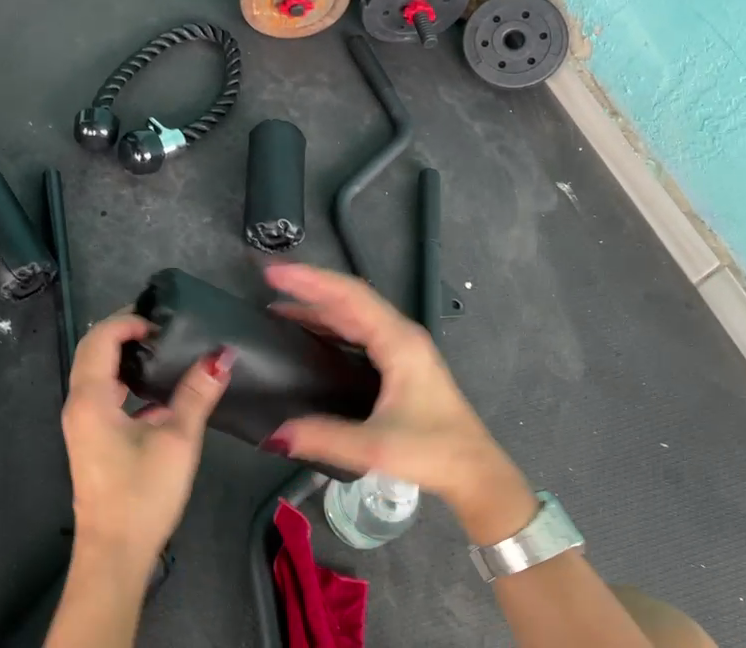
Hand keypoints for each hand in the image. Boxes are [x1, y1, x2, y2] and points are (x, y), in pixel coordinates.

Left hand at [60, 311, 232, 575]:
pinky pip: (102, 393)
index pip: (100, 338)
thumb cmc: (142, 493)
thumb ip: (197, 394)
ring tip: (162, 351)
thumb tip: (221, 356)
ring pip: (96, 372)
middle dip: (123, 332)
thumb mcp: (177, 439)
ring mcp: (81, 423)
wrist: (115, 555)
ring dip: (124, 356)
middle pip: (93, 350)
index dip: (128, 321)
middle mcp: (78, 404)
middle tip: (162, 328)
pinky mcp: (90, 439)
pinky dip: (124, 380)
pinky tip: (157, 392)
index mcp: (90, 397)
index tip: (163, 322)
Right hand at [264, 264, 536, 541]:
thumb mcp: (376, 447)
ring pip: (355, 313)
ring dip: (318, 304)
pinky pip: (360, 329)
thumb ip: (324, 438)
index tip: (274, 273)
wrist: (476, 473)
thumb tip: (275, 434)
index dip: (310, 280)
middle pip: (350, 297)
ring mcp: (403, 347)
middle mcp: (401, 335)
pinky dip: (331, 322)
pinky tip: (309, 331)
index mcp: (399, 342)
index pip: (348, 296)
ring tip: (279, 304)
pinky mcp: (401, 361)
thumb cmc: (432, 452)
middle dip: (309, 285)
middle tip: (269, 279)